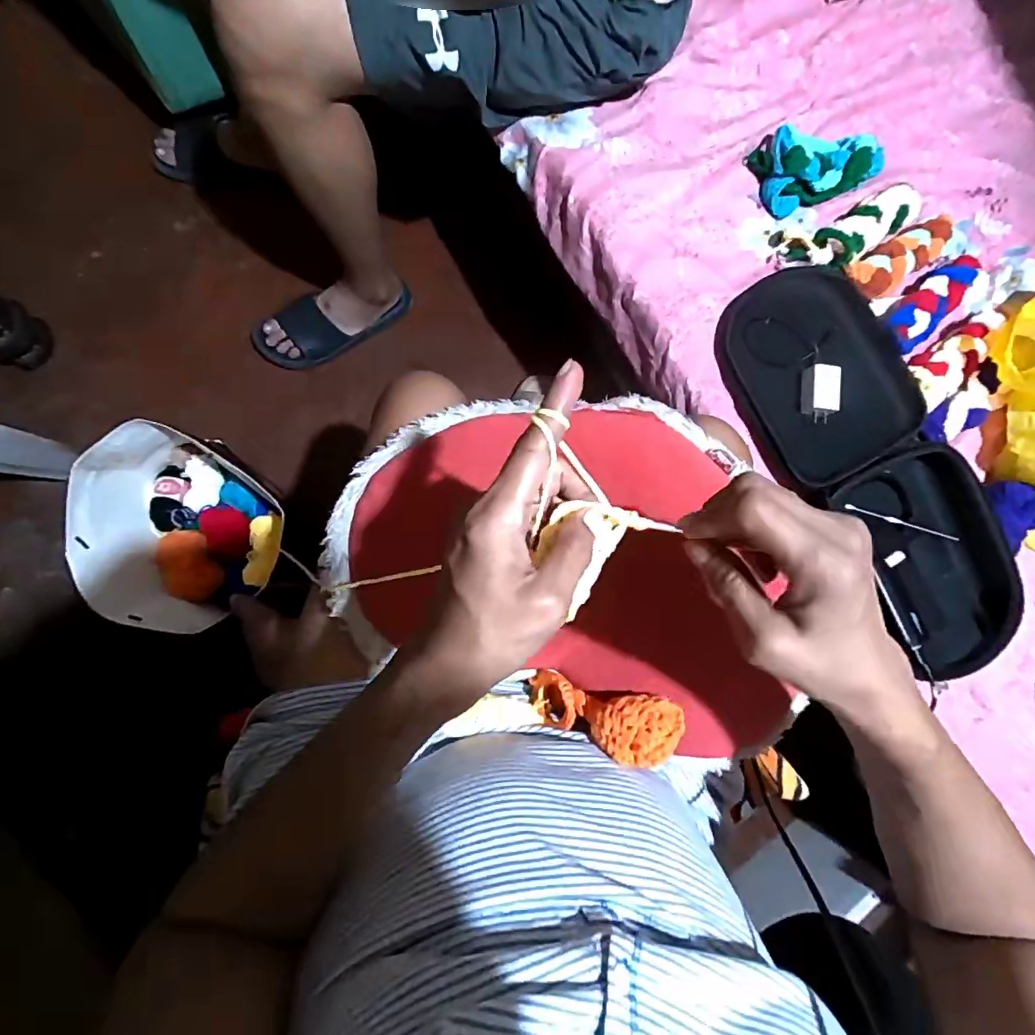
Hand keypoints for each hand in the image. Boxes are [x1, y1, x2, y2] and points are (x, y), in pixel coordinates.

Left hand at [402, 361, 594, 703]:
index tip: (570, 369)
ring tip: (568, 556)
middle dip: (573, 488)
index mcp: (497, 514)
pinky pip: (520, 510)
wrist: (444, 665)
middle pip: (540, 469)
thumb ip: (575, 547)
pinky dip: (543, 523)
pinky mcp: (475, 534)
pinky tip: (550, 557)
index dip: (555, 407)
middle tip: (591, 533)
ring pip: (532, 490)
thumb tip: (586, 516)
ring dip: (560, 510)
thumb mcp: (550, 599)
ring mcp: (475, 518)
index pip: (533, 447)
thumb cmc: (496, 634)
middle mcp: (482, 505)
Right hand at [681, 474, 923, 721]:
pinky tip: (759, 560)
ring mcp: (841, 521)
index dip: (713, 517)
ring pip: (767, 494)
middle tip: (704, 548)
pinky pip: (780, 506)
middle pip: (759, 491)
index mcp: (821, 560)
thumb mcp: (760, 640)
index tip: (688, 539)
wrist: (868, 671)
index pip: (756, 508)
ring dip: (736, 520)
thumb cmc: (816, 665)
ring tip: (733, 560)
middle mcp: (837, 529)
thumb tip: (693, 545)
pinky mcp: (839, 522)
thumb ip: (726, 587)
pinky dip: (755, 525)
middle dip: (719, 514)